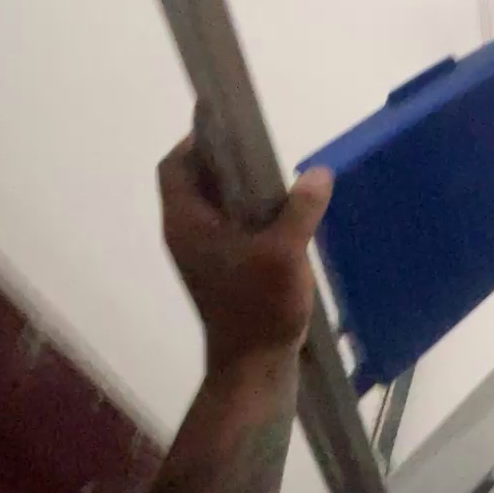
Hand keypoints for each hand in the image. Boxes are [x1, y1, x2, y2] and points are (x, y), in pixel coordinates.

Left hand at [157, 135, 331, 372]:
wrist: (254, 366)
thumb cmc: (259, 306)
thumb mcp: (284, 253)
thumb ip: (300, 209)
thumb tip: (318, 173)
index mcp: (187, 224)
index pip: (175, 167)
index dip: (197, 140)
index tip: (232, 126)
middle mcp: (189, 233)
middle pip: (197, 180)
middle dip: (227, 159)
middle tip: (265, 148)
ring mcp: (205, 252)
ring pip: (218, 202)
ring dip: (243, 185)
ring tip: (281, 176)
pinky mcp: (225, 266)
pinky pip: (233, 222)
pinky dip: (253, 208)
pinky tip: (287, 212)